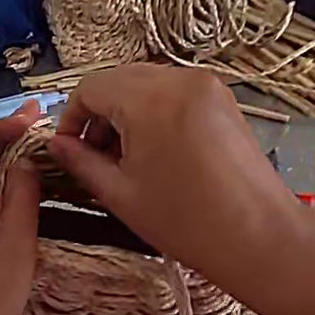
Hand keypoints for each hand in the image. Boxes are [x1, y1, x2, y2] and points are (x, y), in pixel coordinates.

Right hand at [49, 65, 304, 287]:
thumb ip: (81, 162)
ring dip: (125, 112)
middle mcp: (178, 78)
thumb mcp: (120, 193)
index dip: (71, 117)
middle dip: (98, 114)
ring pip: (145, 83)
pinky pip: (173, 91)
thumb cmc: (184, 221)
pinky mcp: (222, 98)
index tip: (69, 150)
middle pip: (118, 79)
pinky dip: (153, 111)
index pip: (90, 87)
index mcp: (149, 99)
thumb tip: (55, 145)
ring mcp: (205, 85)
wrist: (259, 236)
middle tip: (96, 156)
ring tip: (126, 157)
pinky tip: (155, 149)